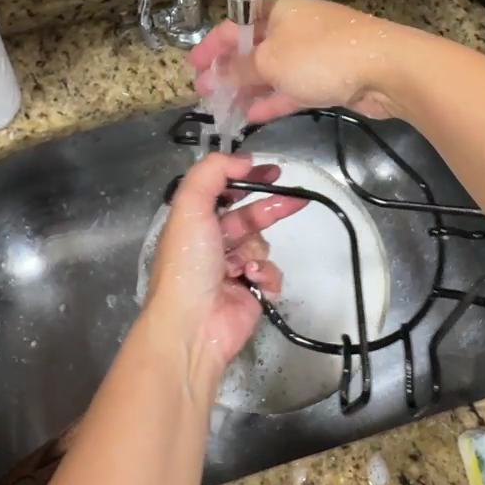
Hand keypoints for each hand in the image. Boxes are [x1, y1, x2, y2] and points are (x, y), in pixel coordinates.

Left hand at [141, 152, 307, 393]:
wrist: (192, 325)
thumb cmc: (188, 262)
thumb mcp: (190, 205)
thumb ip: (214, 172)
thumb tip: (244, 160)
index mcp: (194, 220)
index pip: (223, 190)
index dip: (246, 177)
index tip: (271, 170)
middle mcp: (212, 242)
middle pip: (248, 215)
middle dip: (270, 206)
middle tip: (296, 197)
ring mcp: (232, 268)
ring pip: (261, 244)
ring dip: (257, 250)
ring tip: (244, 265)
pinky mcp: (251, 292)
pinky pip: (271, 273)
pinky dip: (266, 275)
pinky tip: (253, 281)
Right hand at [188, 0, 410, 124]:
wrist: (385, 68)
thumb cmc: (321, 54)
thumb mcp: (270, 61)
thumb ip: (240, 70)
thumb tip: (217, 74)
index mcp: (276, 9)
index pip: (234, 25)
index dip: (211, 46)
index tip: (193, 66)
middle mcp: (293, 26)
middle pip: (252, 49)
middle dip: (228, 71)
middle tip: (205, 92)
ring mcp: (311, 53)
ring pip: (271, 72)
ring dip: (248, 89)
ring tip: (224, 109)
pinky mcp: (327, 77)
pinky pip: (292, 88)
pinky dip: (273, 99)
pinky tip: (253, 115)